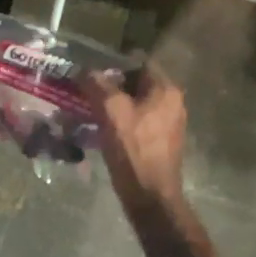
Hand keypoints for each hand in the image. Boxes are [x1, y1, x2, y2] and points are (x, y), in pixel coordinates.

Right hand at [84, 67, 186, 205]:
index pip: (138, 60)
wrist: (150, 196)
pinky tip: (99, 124)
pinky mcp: (159, 140)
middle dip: (109, 82)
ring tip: (87, 104)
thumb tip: (83, 70)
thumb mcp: (110, 110)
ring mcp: (167, 122)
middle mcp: (172, 102)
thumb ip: (96, 83)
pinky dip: (118, 117)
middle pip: (135, 81)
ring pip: (134, 101)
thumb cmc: (133, 148)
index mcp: (165, 90)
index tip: (90, 66)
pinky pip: (136, 118)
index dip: (112, 61)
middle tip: (84, 85)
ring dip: (111, 101)